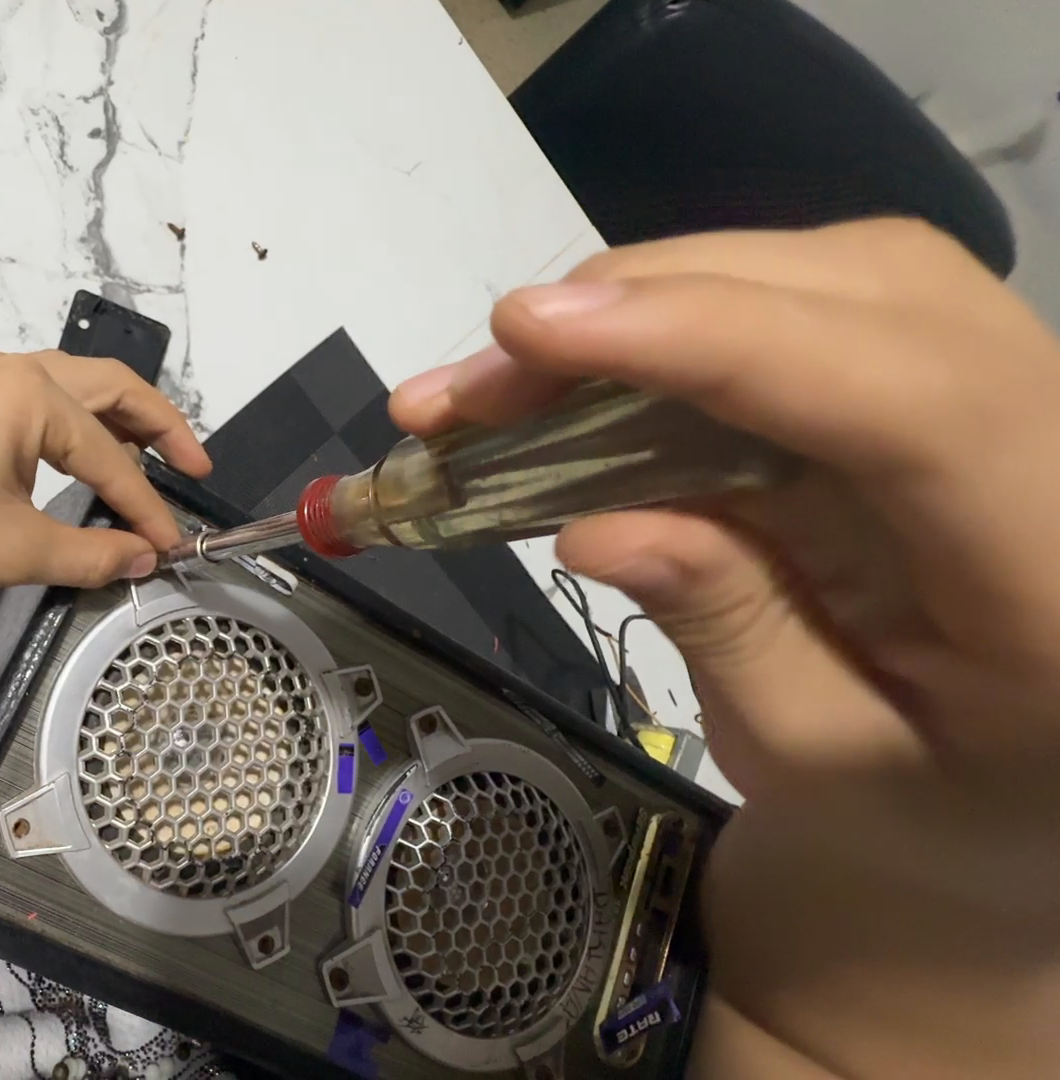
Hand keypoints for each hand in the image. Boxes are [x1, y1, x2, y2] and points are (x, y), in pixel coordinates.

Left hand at [0, 349, 210, 619]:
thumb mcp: (14, 550)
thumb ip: (90, 554)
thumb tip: (145, 560)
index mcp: (32, 393)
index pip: (111, 456)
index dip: (148, 507)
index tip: (172, 548)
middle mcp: (12, 368)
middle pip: (109, 388)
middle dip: (159, 428)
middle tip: (194, 468)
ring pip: (73, 389)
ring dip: (116, 424)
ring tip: (146, 465)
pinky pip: (37, 402)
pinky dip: (73, 428)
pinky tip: (79, 462)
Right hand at [391, 220, 1059, 1074]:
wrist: (1007, 802)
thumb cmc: (925, 811)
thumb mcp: (818, 753)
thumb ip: (727, 628)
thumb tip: (592, 526)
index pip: (906, 398)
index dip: (708, 340)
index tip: (528, 329)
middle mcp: (1059, 439)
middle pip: (842, 292)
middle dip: (625, 318)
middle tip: (465, 387)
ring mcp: (986, 394)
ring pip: (797, 279)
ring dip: (617, 320)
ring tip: (483, 389)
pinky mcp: (896, 391)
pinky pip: (767, 321)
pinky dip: (639, 342)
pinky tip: (553, 385)